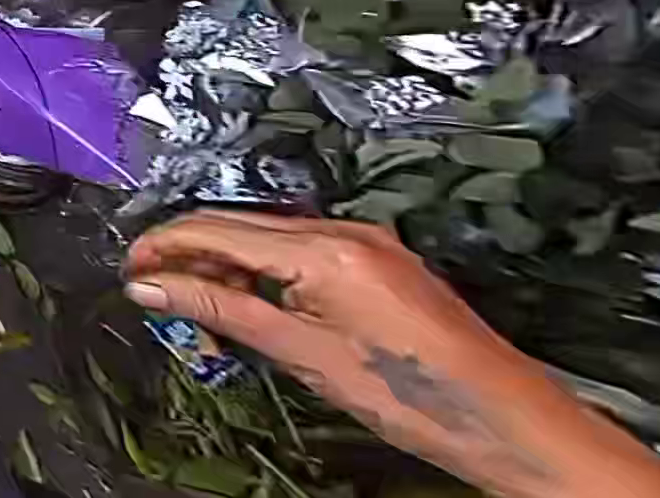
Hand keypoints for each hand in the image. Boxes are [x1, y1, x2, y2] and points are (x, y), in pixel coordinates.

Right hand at [125, 211, 659, 497]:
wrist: (530, 435)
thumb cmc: (413, 399)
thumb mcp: (299, 352)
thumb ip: (215, 307)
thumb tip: (145, 287)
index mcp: (321, 247)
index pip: (213, 230)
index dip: (162, 246)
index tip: (129, 269)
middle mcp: (336, 226)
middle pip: (231, 224)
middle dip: (185, 254)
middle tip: (154, 288)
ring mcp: (357, 236)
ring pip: (257, 234)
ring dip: (219, 262)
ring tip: (198, 302)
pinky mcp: (369, 253)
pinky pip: (290, 245)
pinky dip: (257, 268)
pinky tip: (245, 297)